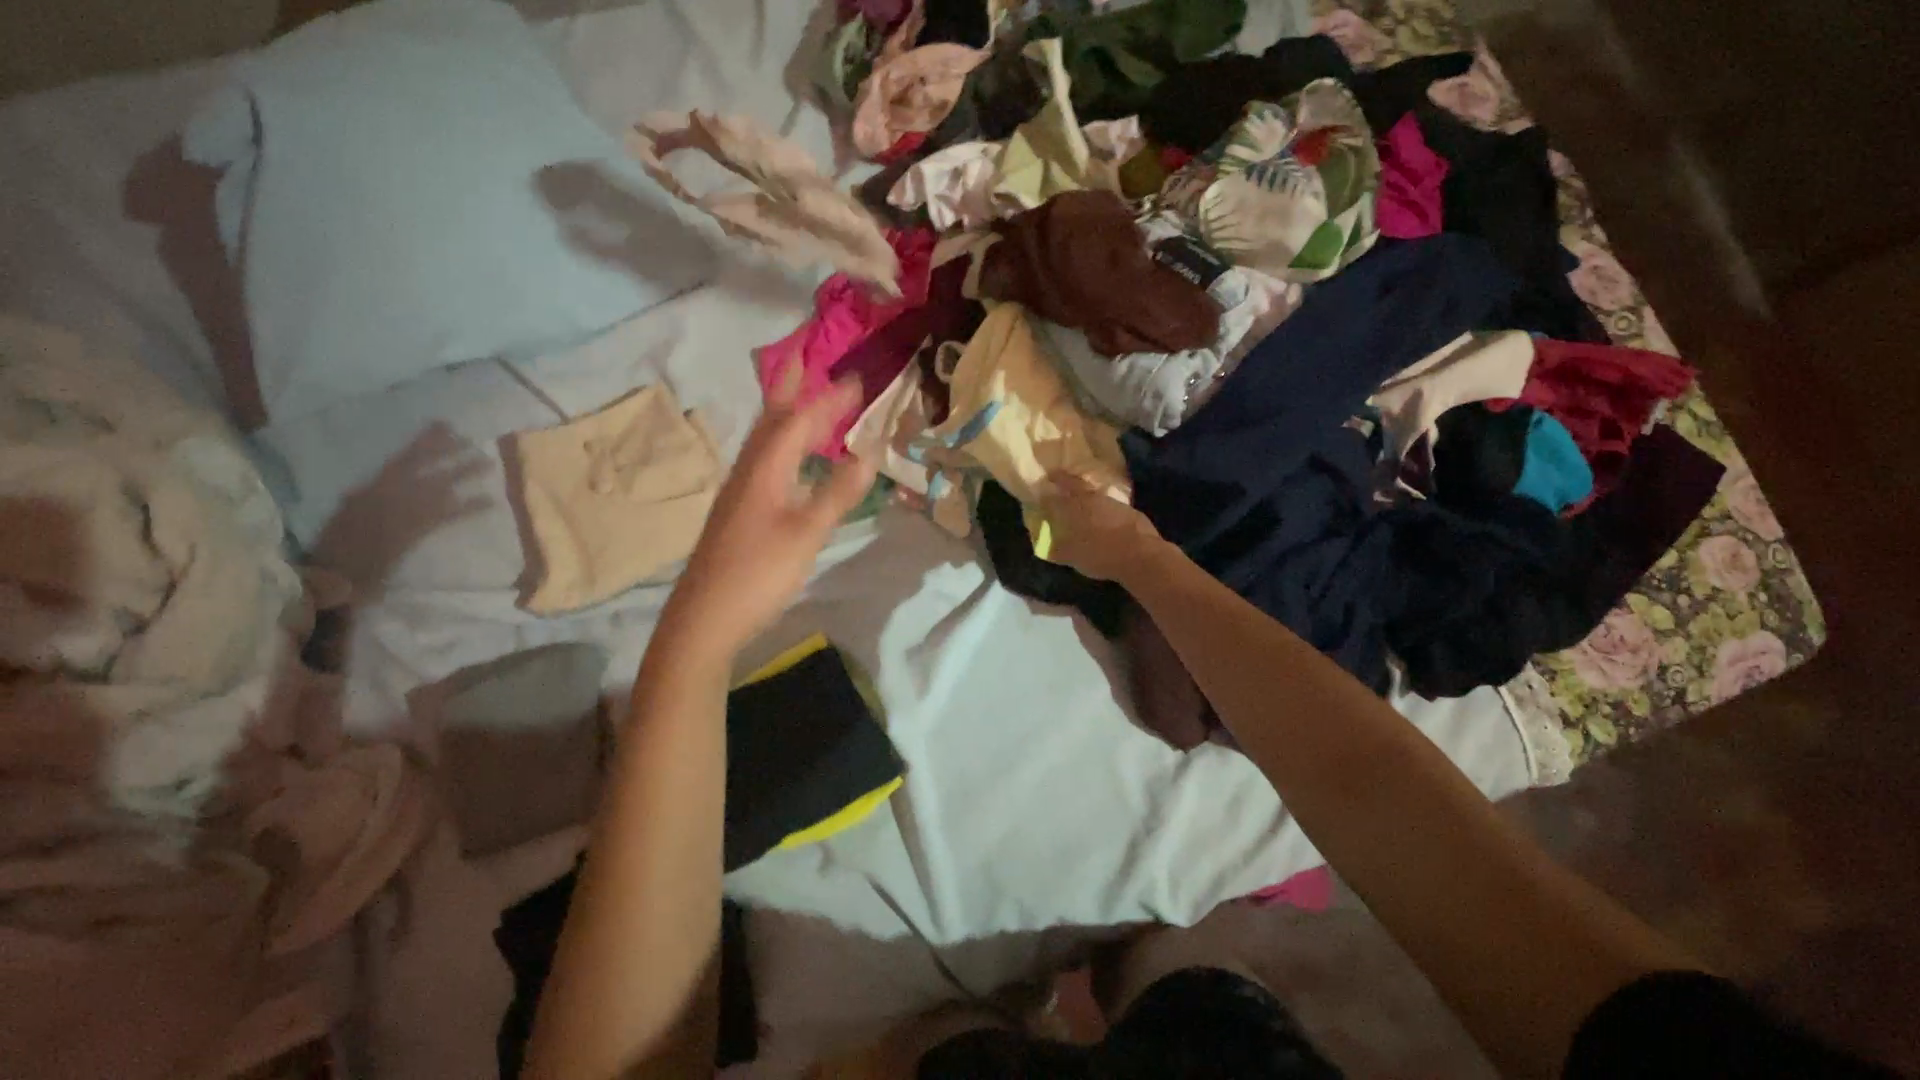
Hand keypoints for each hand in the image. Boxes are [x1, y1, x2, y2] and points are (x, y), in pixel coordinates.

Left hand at [661, 376, 876, 659]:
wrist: (705, 617)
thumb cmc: (759, 573)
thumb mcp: (807, 534)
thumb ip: (837, 494)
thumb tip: (868, 455)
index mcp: (766, 468)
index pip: (801, 420)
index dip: (830, 399)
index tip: (858, 379)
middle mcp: (748, 471)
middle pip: (773, 419)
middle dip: (792, 388)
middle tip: (806, 358)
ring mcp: (739, 492)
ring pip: (764, 441)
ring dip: (785, 415)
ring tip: (803, 400)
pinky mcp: (737, 512)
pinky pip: (763, 461)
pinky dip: (782, 445)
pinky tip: (791, 462)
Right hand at [1039, 473, 1167, 584]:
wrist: (1140, 555)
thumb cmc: (1100, 555)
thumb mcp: (1073, 557)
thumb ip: (1057, 549)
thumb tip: (1043, 544)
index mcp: (1072, 508)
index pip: (1052, 496)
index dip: (1044, 493)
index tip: (1040, 490)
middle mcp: (1090, 499)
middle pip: (1073, 484)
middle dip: (1063, 480)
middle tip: (1055, 478)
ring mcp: (1111, 501)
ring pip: (1092, 492)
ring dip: (1084, 492)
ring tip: (1078, 498)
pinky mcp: (1128, 509)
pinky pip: (1108, 503)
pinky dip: (1101, 505)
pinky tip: (1101, 514)